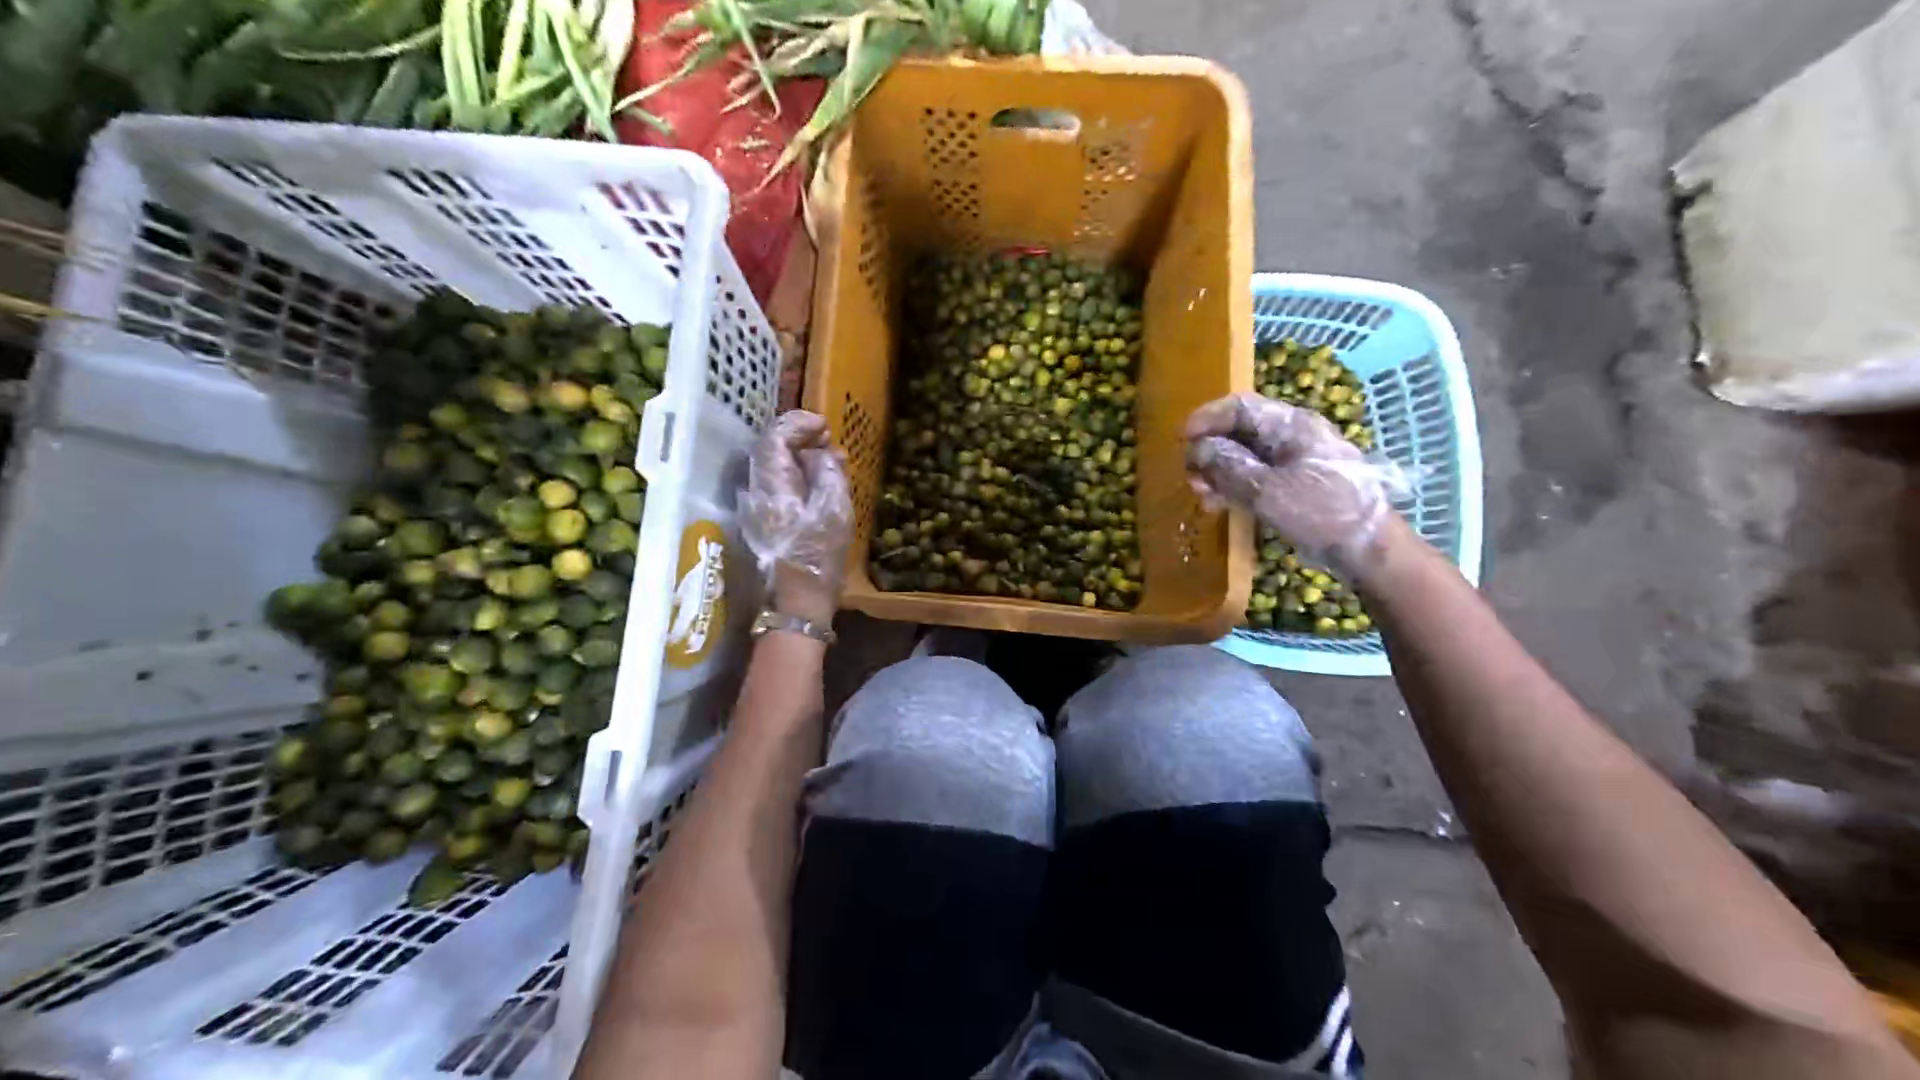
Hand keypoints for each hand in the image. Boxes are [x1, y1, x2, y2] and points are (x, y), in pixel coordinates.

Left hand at [739, 410, 850, 621]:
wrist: (797, 604)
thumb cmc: (817, 558)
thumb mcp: (834, 511)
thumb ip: (828, 473)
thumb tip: (822, 452)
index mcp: (772, 486)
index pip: (774, 438)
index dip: (797, 423)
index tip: (824, 425)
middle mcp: (756, 493)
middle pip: (770, 450)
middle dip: (798, 438)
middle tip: (827, 438)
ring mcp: (755, 509)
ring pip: (773, 468)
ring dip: (797, 457)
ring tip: (826, 459)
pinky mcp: (762, 522)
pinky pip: (777, 486)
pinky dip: (795, 476)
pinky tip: (816, 484)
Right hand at [1184, 393, 1402, 577]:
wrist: (1368, 549)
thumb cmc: (1320, 512)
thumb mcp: (1268, 490)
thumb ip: (1228, 466)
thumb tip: (1197, 449)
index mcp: (1292, 425)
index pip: (1240, 406)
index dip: (1206, 418)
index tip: (1182, 440)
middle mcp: (1293, 435)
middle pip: (1238, 431)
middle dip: (1209, 451)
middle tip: (1192, 479)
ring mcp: (1295, 459)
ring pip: (1243, 455)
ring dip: (1218, 472)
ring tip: (1205, 497)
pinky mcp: (1294, 483)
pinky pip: (1255, 474)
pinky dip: (1233, 485)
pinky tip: (1222, 505)